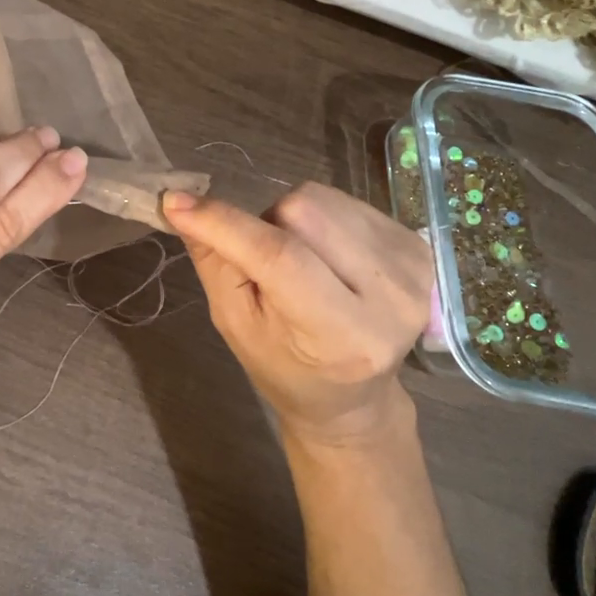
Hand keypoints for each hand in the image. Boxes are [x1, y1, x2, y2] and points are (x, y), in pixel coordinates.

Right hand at [165, 183, 432, 445]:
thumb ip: (212, 260)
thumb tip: (177, 202)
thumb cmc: (282, 364)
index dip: (225, 223)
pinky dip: (319, 217)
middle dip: (267, 223)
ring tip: (299, 258)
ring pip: (322, 199)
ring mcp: (414, 271)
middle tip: (264, 260)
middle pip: (302, 211)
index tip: (175, 202)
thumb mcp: (234, 323)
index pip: (280, 258)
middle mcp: (391, 300)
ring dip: (292, 219)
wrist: (353, 397)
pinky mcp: (420, 247)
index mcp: (341, 335)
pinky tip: (326, 254)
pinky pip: (345, 200)